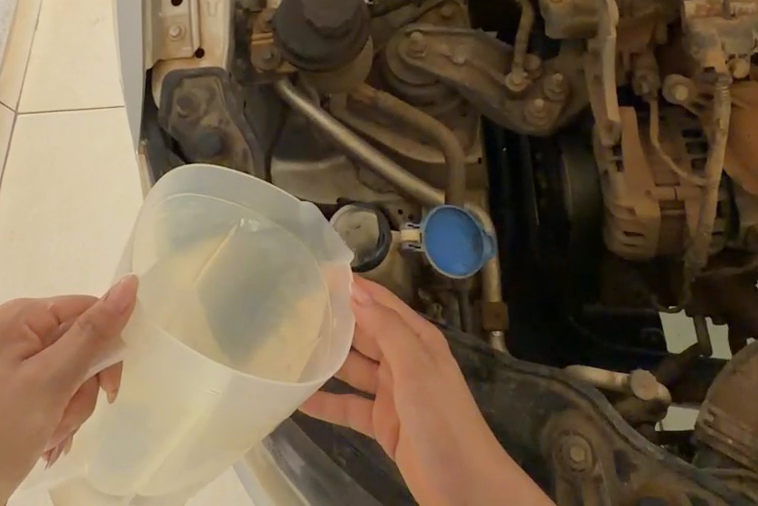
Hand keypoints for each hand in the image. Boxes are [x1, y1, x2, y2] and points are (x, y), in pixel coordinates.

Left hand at [0, 275, 137, 505]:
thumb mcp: (52, 381)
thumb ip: (93, 333)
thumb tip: (131, 282)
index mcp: (22, 316)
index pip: (88, 310)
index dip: (106, 346)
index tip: (108, 388)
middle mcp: (18, 332)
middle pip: (82, 344)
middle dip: (83, 387)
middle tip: (65, 416)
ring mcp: (16, 364)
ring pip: (74, 374)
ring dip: (71, 410)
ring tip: (50, 435)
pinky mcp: (16, 393)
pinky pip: (57, 394)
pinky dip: (59, 419)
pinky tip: (46, 442)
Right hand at [300, 278, 551, 505]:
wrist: (466, 487)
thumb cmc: (443, 418)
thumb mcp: (416, 367)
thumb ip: (387, 329)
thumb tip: (356, 293)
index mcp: (417, 340)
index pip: (382, 304)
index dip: (356, 288)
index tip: (322, 272)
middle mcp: (404, 360)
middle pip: (365, 333)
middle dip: (336, 321)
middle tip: (295, 308)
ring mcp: (392, 393)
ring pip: (354, 369)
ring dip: (328, 360)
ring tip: (291, 347)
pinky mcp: (383, 424)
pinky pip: (350, 407)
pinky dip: (327, 403)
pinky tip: (300, 399)